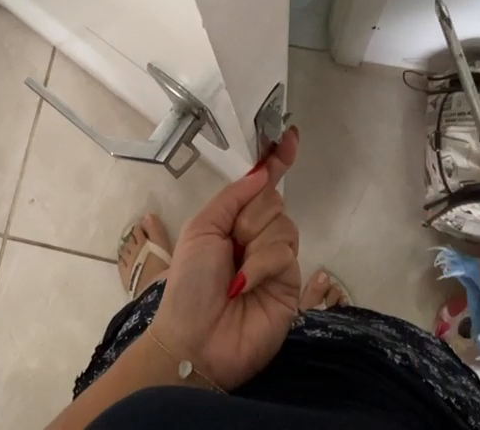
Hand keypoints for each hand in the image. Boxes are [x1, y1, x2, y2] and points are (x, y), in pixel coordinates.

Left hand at [147, 127, 301, 389]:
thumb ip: (232, 197)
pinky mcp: (291, 284)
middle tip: (230, 244)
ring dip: (255, 243)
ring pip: (283, 224)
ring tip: (236, 272)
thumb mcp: (201, 229)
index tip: (291, 138)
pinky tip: (246, 285)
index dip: (276, 162)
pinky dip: (263, 265)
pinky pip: (285, 254)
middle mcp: (258, 236)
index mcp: (234, 220)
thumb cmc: (189, 283)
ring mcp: (276, 260)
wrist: (195, 340)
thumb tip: (262, 173)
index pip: (261, 185)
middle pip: (273, 201)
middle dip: (250, 217)